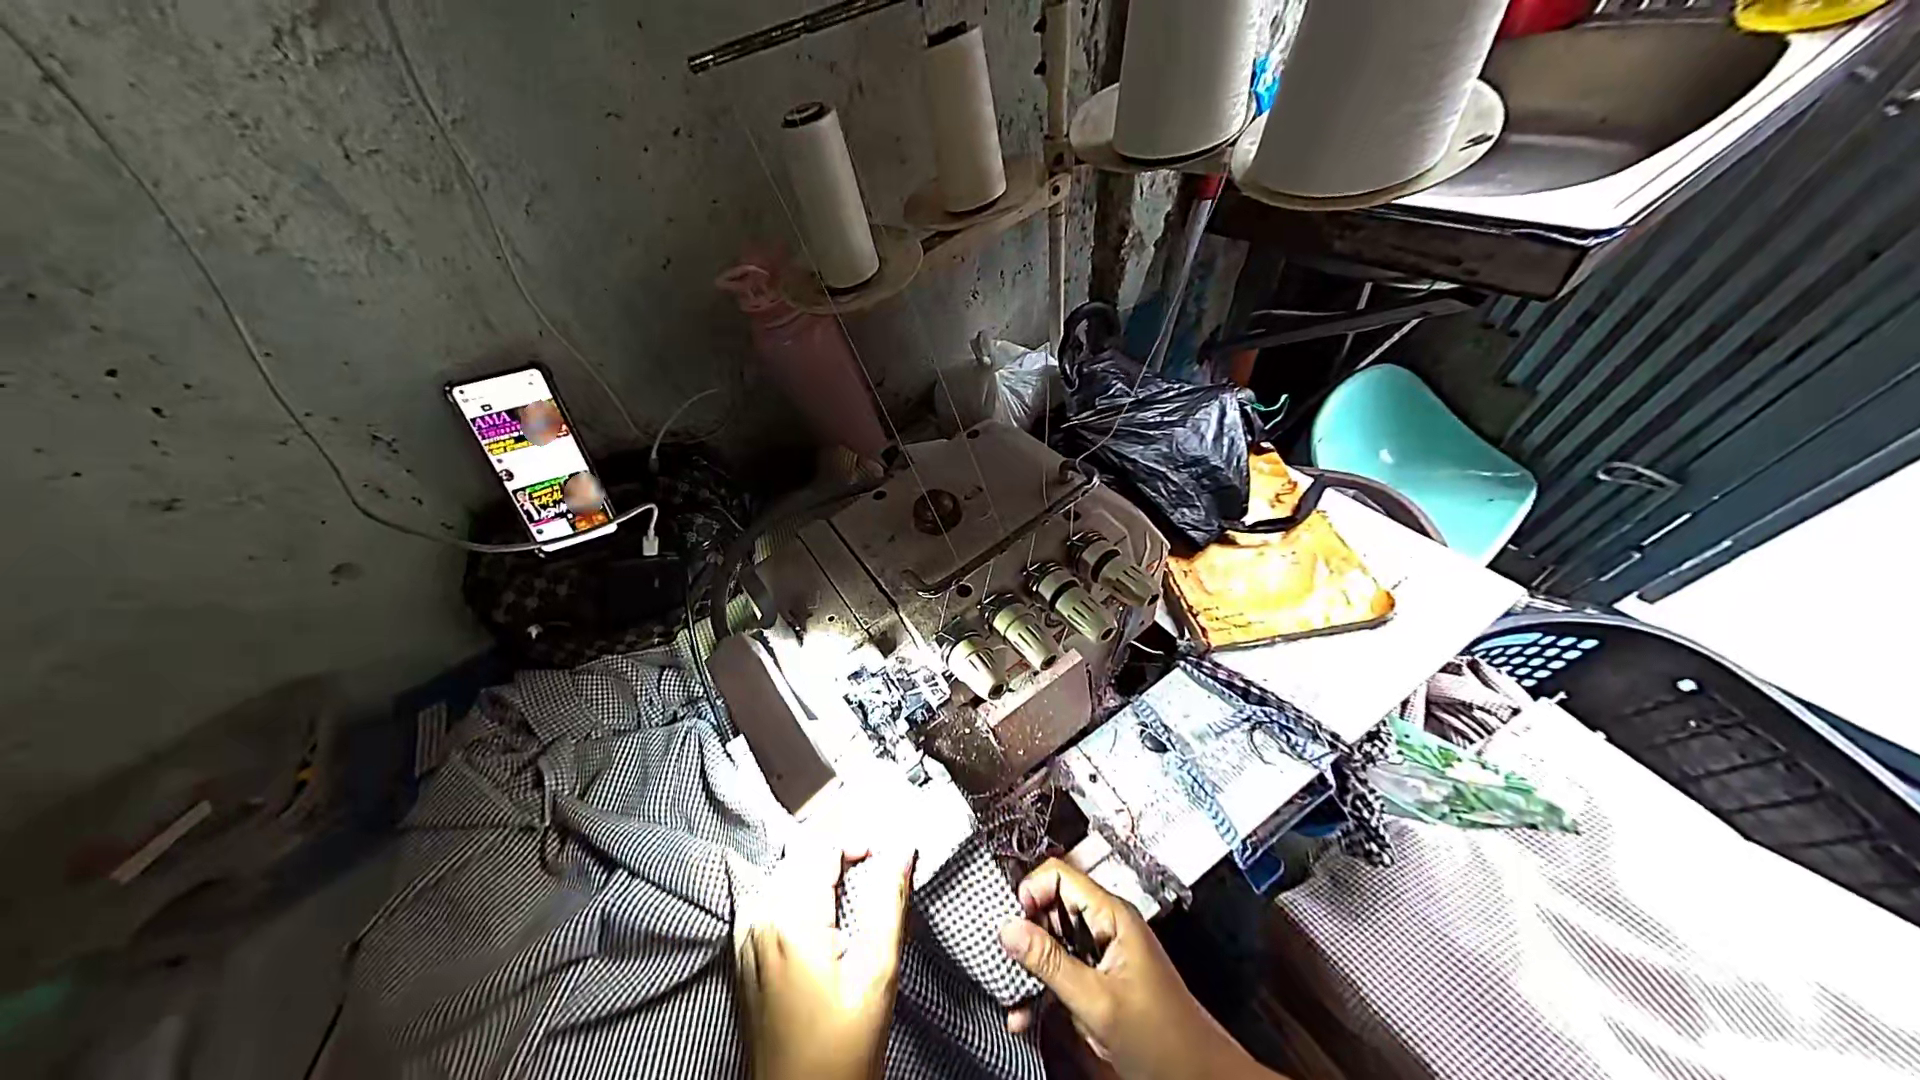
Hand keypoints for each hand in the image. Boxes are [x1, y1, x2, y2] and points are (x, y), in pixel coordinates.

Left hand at [736, 844, 915, 1079]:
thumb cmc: (839, 1053)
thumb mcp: (877, 974)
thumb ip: (888, 903)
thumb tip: (901, 854)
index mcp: (791, 921)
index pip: (822, 849)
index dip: (856, 845)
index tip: (881, 858)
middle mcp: (759, 922)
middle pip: (799, 857)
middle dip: (837, 856)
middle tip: (871, 873)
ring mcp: (744, 938)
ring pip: (782, 873)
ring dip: (816, 871)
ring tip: (848, 892)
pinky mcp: (741, 954)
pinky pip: (767, 897)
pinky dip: (794, 890)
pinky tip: (817, 911)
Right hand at [999, 859, 1282, 1079]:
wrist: (1199, 1079)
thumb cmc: (1165, 1041)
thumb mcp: (1098, 1001)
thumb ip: (1051, 963)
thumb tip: (1010, 928)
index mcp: (1112, 915)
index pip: (1060, 875)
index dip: (1032, 892)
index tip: (1012, 922)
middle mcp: (1106, 924)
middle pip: (1052, 907)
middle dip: (1026, 935)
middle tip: (1007, 961)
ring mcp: (1101, 951)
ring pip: (1052, 941)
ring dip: (1031, 968)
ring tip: (1014, 997)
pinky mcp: (1098, 976)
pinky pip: (1061, 969)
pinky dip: (1042, 988)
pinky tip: (1027, 1013)